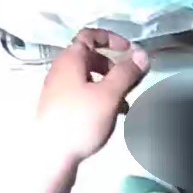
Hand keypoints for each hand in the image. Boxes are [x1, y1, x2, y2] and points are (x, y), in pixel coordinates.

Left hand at [35, 28, 150, 172]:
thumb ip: (127, 73)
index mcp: (70, 59)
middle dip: (113, 67)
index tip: (130, 50)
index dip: (111, 38)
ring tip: (125, 108)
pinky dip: (98, 99)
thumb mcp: (109, 95)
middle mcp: (61, 69)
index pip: (90, 35)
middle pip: (90, 57)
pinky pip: (82, 94)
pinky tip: (110, 118)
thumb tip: (142, 53)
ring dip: (108, 87)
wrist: (49, 157)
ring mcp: (57, 88)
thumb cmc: (80, 120)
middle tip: (128, 83)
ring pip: (88, 78)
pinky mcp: (58, 107)